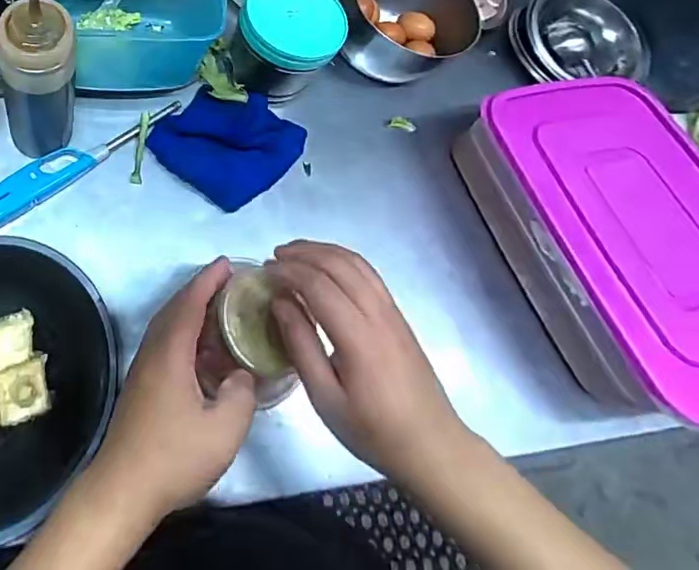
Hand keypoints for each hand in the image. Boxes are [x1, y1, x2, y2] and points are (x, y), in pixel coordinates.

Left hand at [85, 257, 256, 520]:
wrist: (124, 485)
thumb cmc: (173, 455)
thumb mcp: (223, 430)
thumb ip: (240, 396)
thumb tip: (241, 376)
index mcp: (170, 351)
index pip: (190, 303)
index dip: (208, 280)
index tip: (227, 263)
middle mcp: (154, 350)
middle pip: (176, 309)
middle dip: (201, 291)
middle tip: (231, 284)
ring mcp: (145, 367)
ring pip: (170, 327)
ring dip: (194, 314)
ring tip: (224, 314)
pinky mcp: (144, 384)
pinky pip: (168, 345)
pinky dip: (188, 337)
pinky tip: (208, 356)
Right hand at [267, 240, 471, 478]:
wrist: (433, 448)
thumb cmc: (373, 430)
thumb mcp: (326, 399)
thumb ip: (300, 346)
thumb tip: (279, 302)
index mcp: (359, 338)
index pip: (318, 286)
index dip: (288, 272)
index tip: (264, 272)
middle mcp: (379, 315)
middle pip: (337, 265)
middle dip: (302, 253)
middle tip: (273, 257)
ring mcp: (393, 312)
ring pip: (356, 263)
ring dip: (322, 251)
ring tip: (294, 254)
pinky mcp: (398, 315)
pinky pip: (368, 273)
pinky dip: (342, 259)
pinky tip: (325, 266)